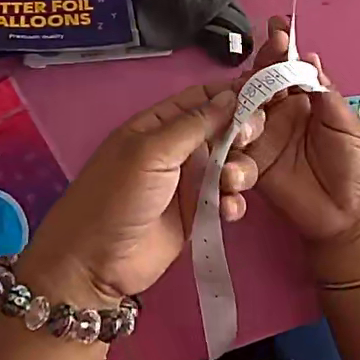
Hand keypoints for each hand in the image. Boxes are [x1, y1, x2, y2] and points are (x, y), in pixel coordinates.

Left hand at [22, 84, 258, 305]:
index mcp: (160, 124)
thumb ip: (195, 123)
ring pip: (231, 163)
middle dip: (243, 132)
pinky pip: (227, 198)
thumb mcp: (152, 152)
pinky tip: (227, 210)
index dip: (233, 93)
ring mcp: (189, 182)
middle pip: (224, 129)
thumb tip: (232, 95)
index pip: (203, 98)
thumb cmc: (116, 198)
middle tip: (249, 141)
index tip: (265, 94)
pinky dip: (234, 201)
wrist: (94, 265)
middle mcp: (178, 148)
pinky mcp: (198, 213)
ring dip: (240, 169)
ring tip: (230, 184)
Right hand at [239, 17, 359, 249]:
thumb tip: (310, 57)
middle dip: (260, 68)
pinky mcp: (250, 166)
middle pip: (260, 85)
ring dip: (242, 101)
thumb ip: (326, 96)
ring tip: (248, 91)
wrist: (344, 215)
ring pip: (242, 113)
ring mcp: (260, 139)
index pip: (287, 69)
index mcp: (301, 101)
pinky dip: (231, 147)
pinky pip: (235, 152)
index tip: (276, 26)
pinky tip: (234, 140)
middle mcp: (276, 114)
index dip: (280, 48)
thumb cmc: (351, 167)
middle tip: (264, 56)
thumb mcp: (346, 127)